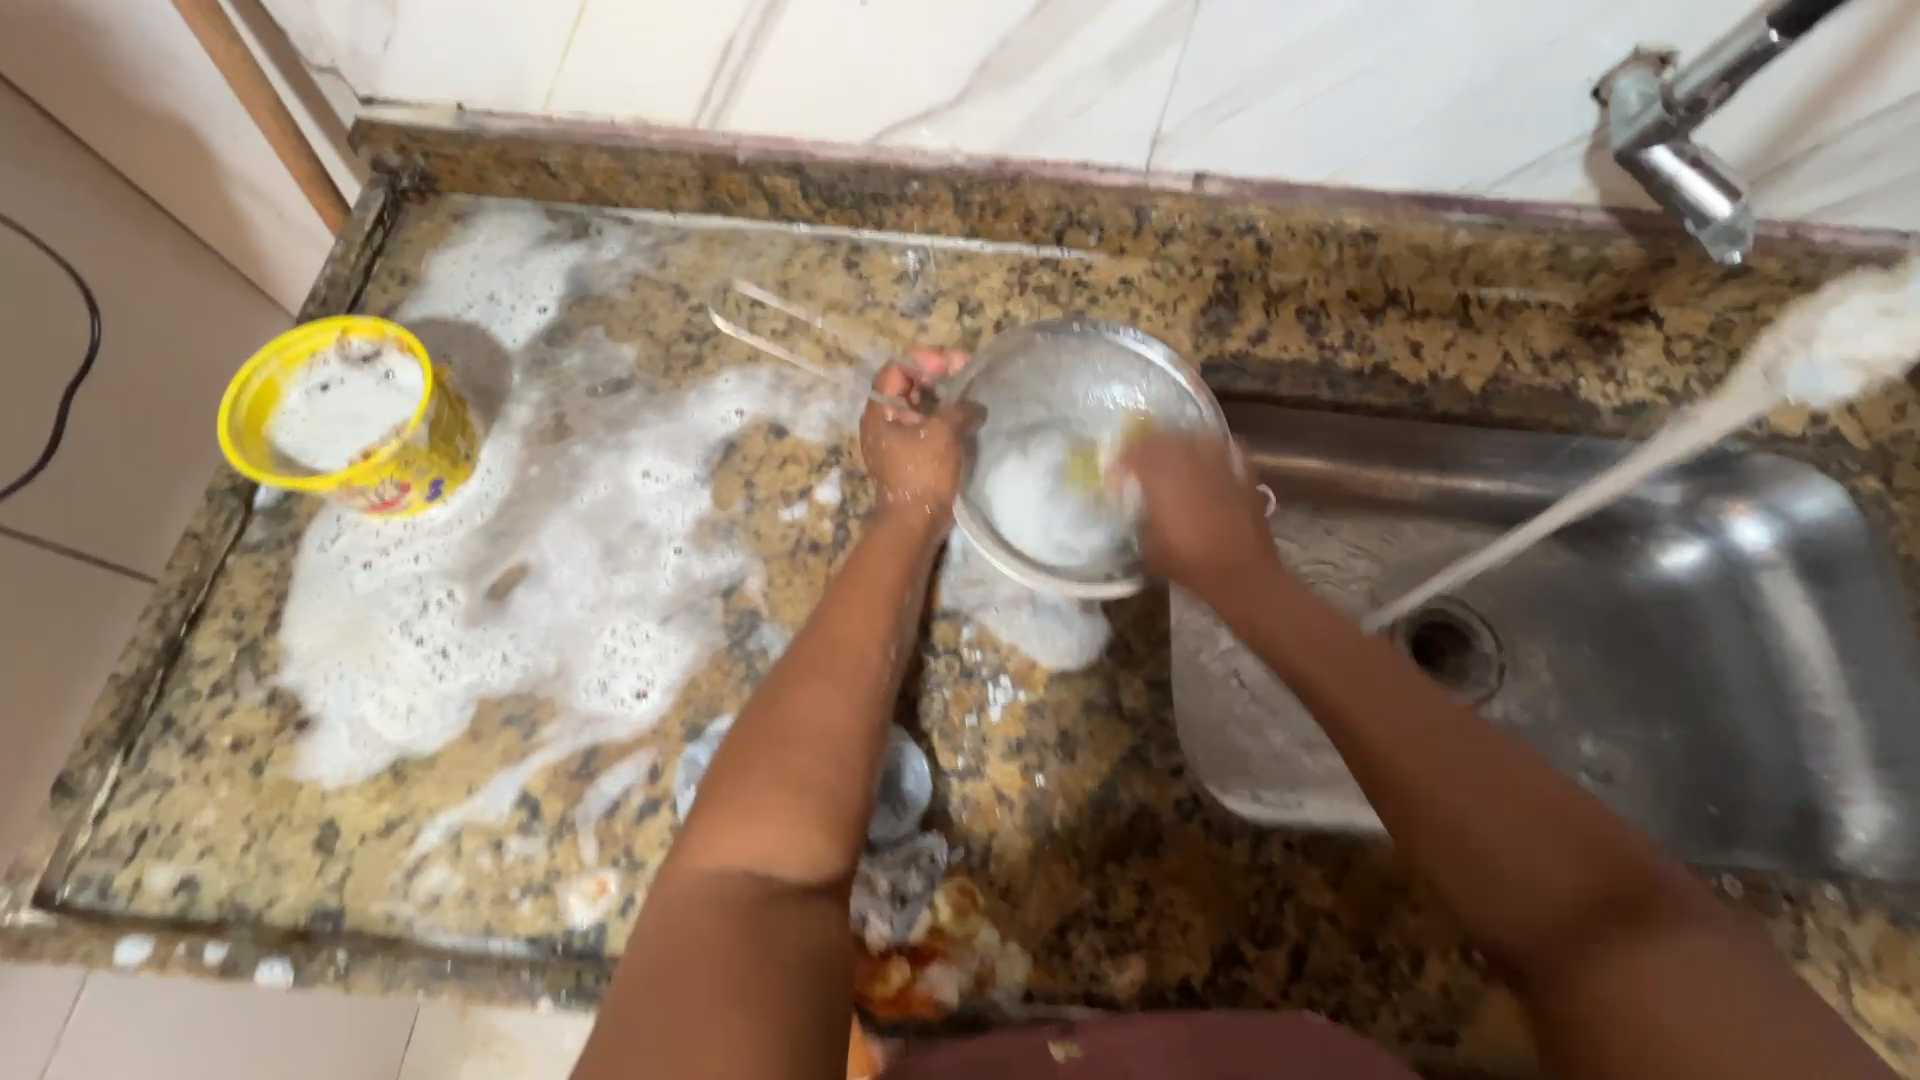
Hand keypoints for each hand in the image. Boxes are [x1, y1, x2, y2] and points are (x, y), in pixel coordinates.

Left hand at [860, 349, 979, 527]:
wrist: (916, 524)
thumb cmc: (923, 475)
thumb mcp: (943, 434)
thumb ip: (959, 410)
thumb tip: (973, 407)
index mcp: (879, 413)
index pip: (896, 370)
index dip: (923, 361)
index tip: (951, 366)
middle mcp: (882, 423)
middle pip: (906, 386)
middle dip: (936, 377)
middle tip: (965, 376)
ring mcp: (894, 441)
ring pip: (917, 407)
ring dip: (942, 398)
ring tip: (968, 397)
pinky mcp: (908, 456)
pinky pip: (924, 427)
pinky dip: (942, 418)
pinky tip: (964, 420)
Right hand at [1118, 432, 1278, 597]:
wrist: (1241, 573)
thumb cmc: (1190, 563)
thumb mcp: (1149, 546)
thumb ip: (1139, 519)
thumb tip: (1136, 508)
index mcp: (1161, 479)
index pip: (1134, 454)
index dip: (1122, 461)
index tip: (1116, 475)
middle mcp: (1190, 463)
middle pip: (1164, 438)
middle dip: (1148, 445)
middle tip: (1140, 459)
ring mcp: (1220, 465)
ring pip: (1195, 437)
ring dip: (1180, 441)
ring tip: (1173, 453)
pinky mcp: (1243, 474)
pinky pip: (1226, 448)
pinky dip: (1213, 447)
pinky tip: (1208, 456)